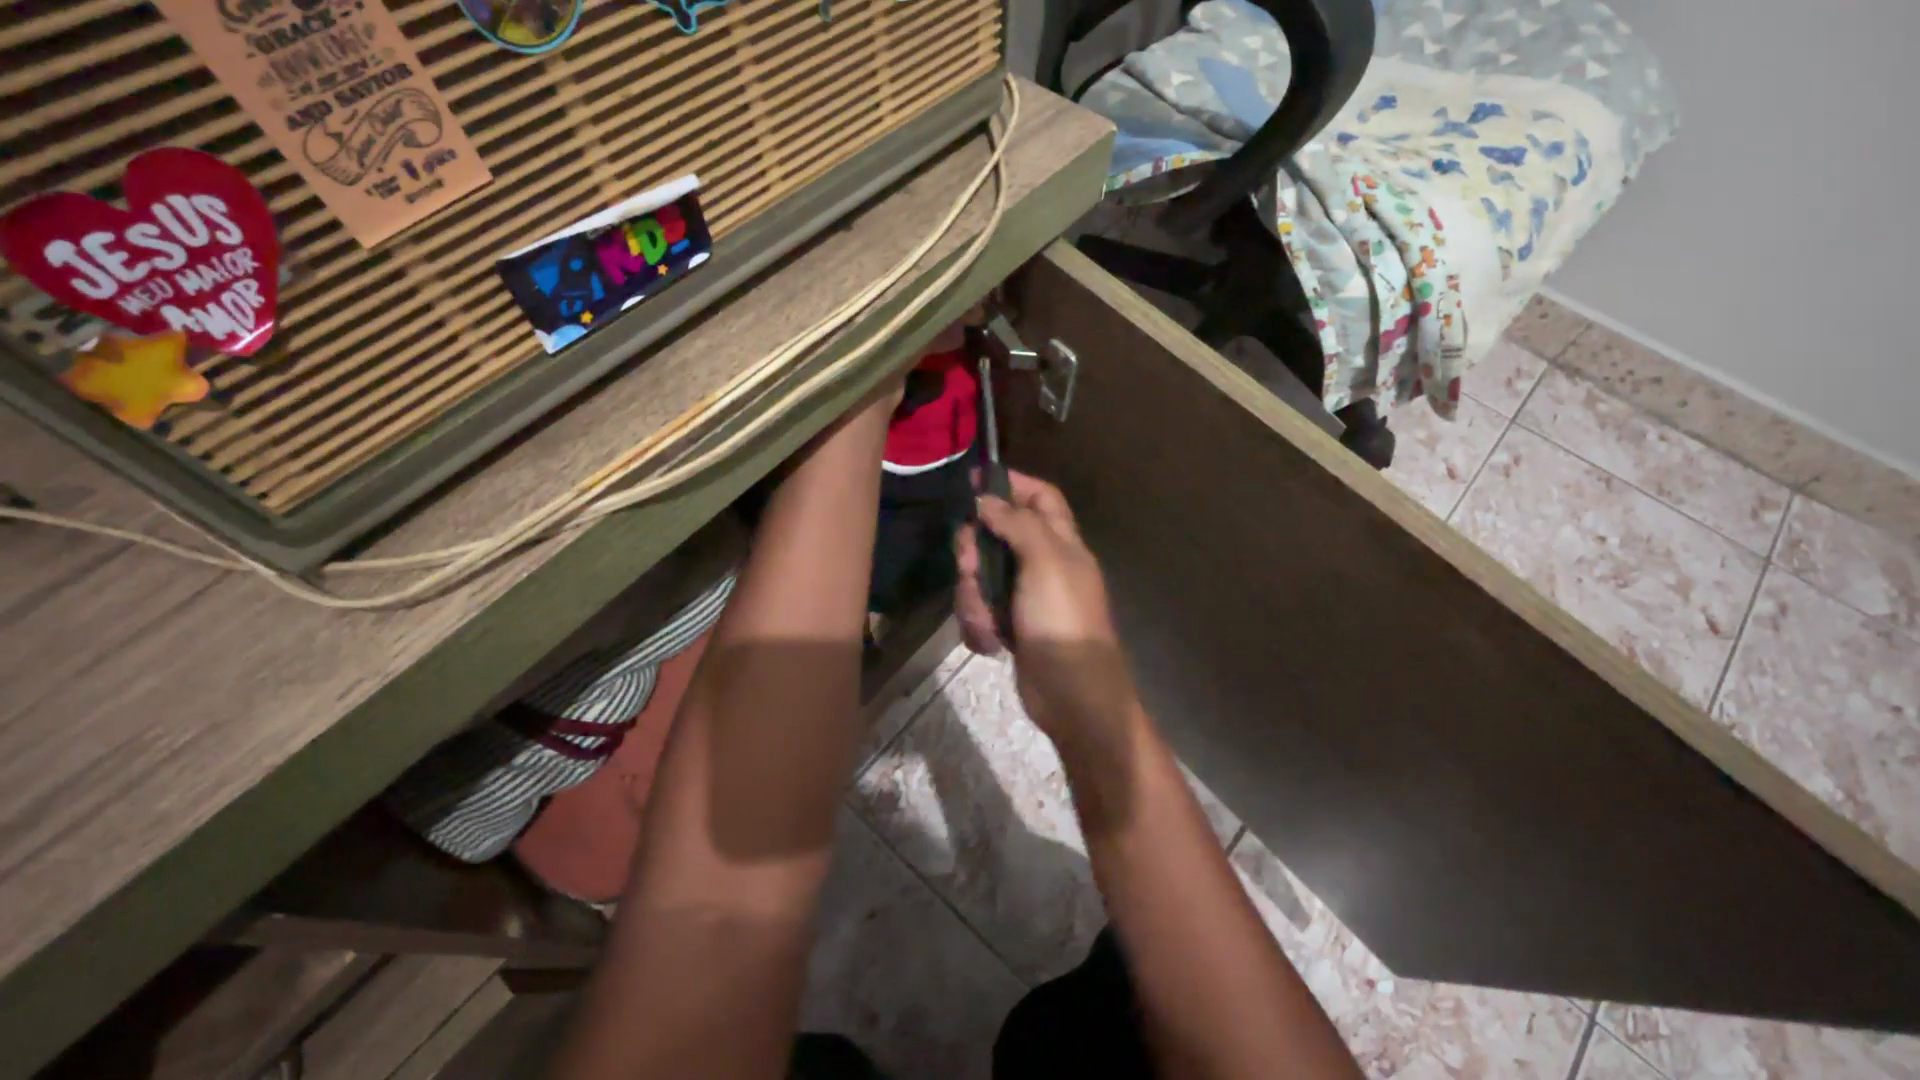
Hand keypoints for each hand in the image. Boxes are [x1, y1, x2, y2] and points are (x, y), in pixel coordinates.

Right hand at [954, 471, 1133, 736]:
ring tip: (986, 620)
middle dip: (975, 550)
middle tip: (968, 566)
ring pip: (981, 577)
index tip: (973, 484)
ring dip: (974, 597)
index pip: (1041, 497)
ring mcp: (1025, 598)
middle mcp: (1044, 565)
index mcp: (1063, 543)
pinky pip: (981, 611)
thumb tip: (986, 499)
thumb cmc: (1063, 619)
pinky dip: (979, 624)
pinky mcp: (1011, 627)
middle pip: (998, 536)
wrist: (1073, 695)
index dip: (1012, 485)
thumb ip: (1017, 523)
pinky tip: (989, 641)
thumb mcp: (1046, 560)